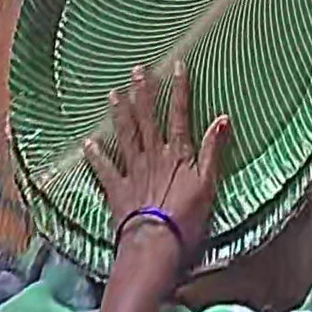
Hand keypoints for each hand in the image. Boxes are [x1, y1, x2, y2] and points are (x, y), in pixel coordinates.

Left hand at [85, 62, 231, 256]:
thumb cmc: (186, 218)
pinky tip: (87, 142)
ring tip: (113, 93)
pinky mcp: (116, 189)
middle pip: (147, 118)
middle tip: (136, 69)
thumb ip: (214, 150)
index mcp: (177, 152)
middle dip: (143, 92)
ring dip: (120, 113)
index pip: (180, 114)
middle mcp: (153, 154)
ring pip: (126, 135)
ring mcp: (132, 170)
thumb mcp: (208, 184)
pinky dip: (96, 155)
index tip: (177, 64)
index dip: (179, 89)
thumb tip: (223, 117)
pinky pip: (104, 169)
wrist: (154, 246)